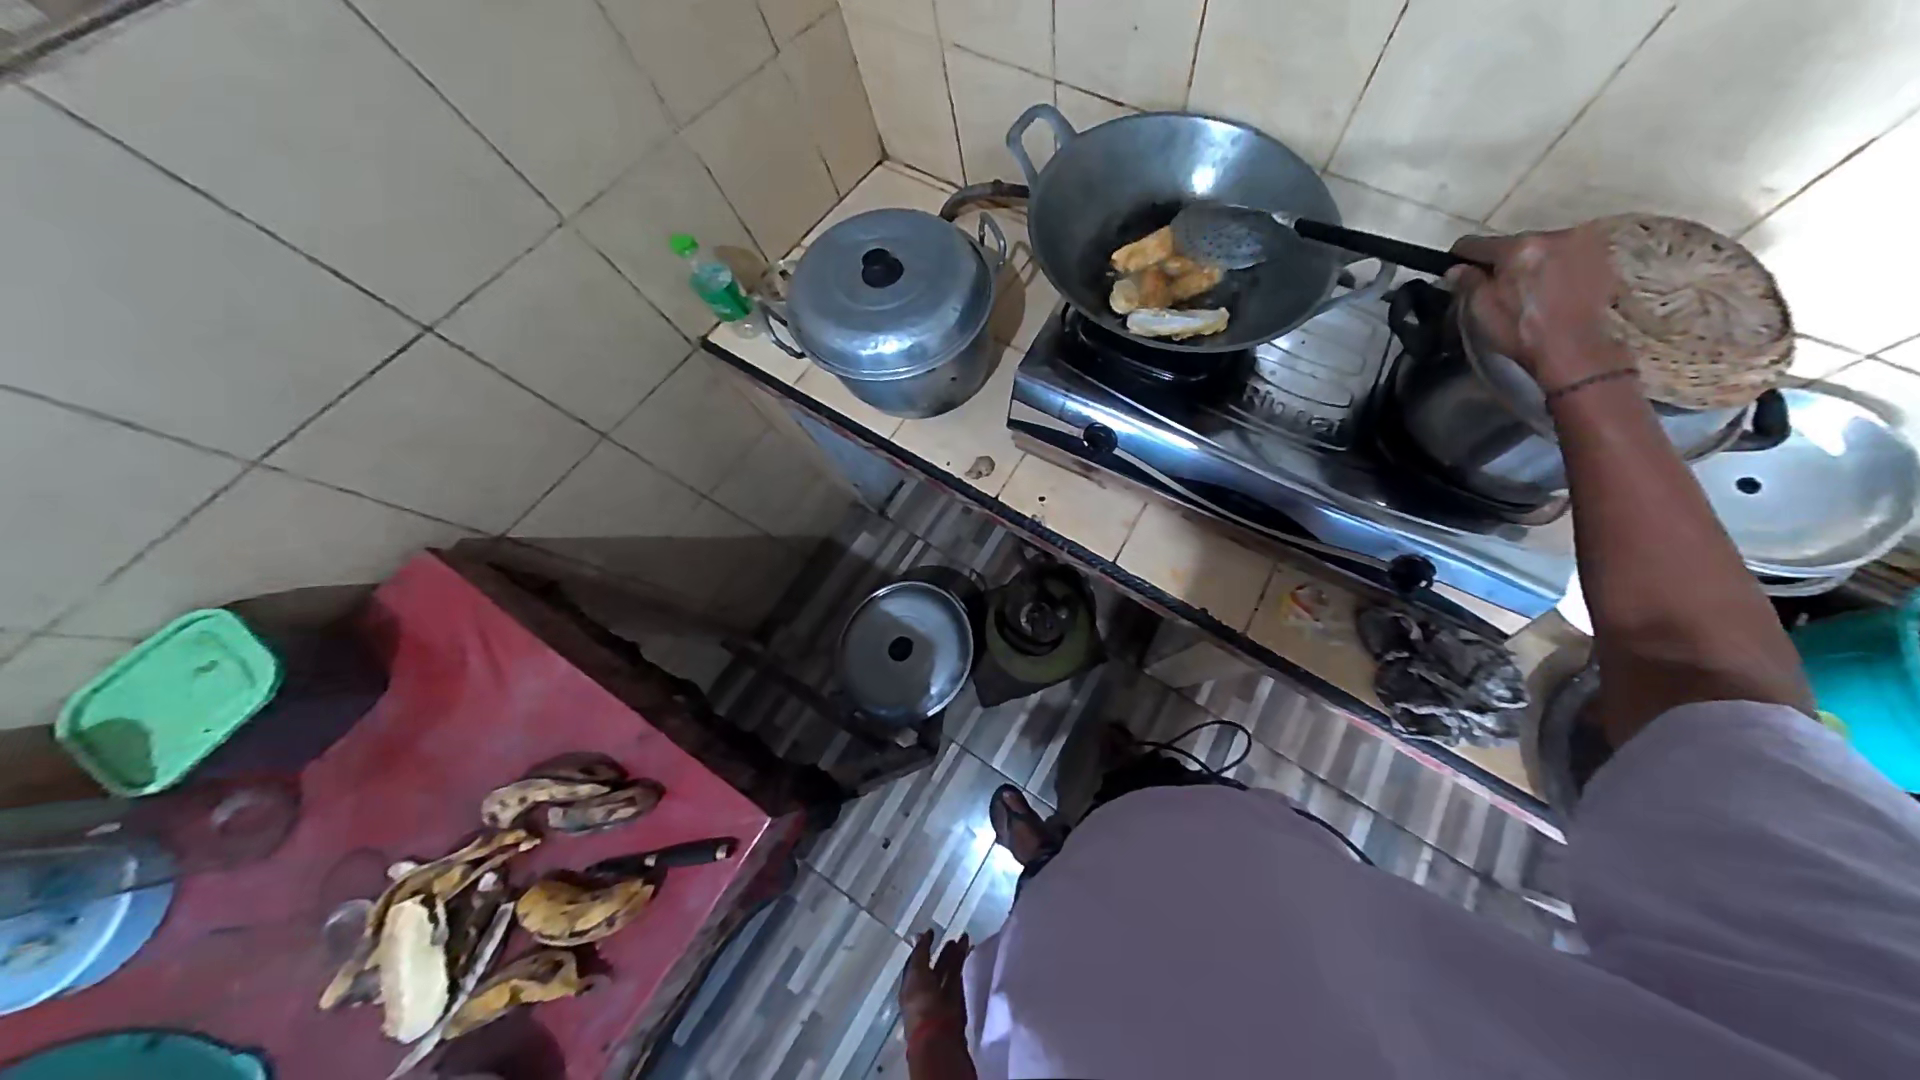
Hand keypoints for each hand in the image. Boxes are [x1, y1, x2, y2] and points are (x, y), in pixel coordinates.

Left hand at [901, 930, 968, 1041]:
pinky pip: (958, 978)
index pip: (916, 963)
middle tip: (954, 937)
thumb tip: (919, 935)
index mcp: (910, 987)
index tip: (932, 932)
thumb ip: (920, 954)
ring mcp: (941, 998)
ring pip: (948, 972)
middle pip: (934, 968)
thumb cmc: (921, 1004)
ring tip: (965, 939)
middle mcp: (925, 992)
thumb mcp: (916, 975)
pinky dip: (963, 964)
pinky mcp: (956, 1003)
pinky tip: (969, 951)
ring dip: (955, 956)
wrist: (938, 1038)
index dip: (923, 947)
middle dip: (943, 953)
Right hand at [1449, 227, 1629, 390]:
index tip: (1458, 272)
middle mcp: (1554, 235)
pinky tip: (1552, 290)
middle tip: (1498, 288)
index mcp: (1518, 247)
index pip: (1476, 243)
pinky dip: (1555, 267)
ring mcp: (1583, 243)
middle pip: (1513, 244)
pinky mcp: (1602, 256)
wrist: (1574, 348)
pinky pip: (1566, 254)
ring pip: (1541, 248)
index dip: (1461, 259)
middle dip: (1502, 263)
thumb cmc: (1520, 331)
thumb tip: (1457, 269)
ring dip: (1530, 264)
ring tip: (1529, 290)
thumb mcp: (1481, 310)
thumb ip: (1467, 282)